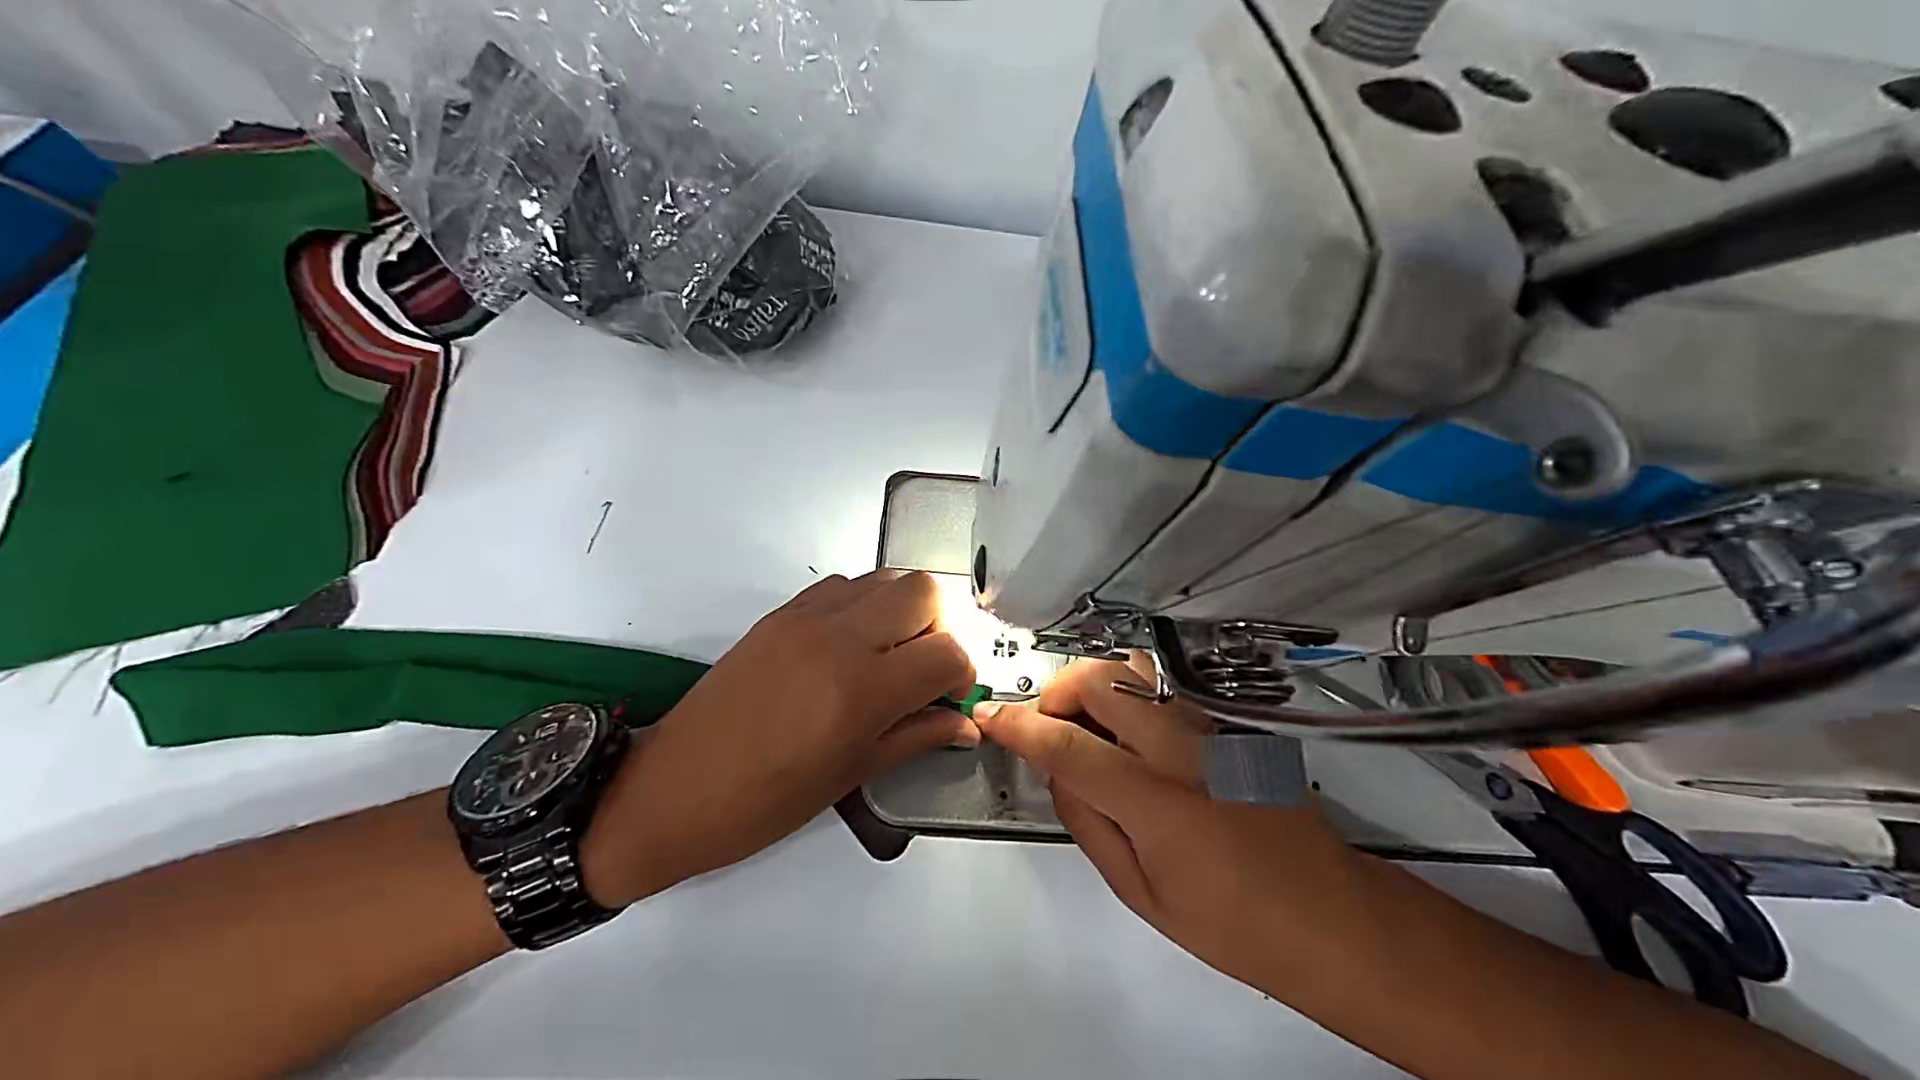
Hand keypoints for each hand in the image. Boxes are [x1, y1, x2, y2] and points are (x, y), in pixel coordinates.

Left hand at [581, 570, 977, 905]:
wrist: (672, 788)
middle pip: (925, 591)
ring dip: (903, 610)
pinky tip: (852, 645)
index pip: (948, 652)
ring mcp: (806, 618)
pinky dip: (863, 604)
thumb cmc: (762, 801)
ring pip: (886, 578)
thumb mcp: (850, 776)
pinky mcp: (780, 613)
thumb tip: (963, 724)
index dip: (963, 674)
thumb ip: (916, 737)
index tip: (953, 694)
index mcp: (860, 690)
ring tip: (892, 655)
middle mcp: (838, 639)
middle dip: (941, 626)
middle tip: (927, 668)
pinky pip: (843, 586)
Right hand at [975, 658, 1366, 994]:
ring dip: (1093, 686)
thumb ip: (1090, 823)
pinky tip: (1126, 739)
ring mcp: (1211, 732)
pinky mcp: (1227, 729)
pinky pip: (1161, 689)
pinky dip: (1126, 697)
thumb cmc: (1240, 926)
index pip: (1067, 744)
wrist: (1333, 917)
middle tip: (1045, 725)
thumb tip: (1057, 775)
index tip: (991, 715)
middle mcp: (1185, 752)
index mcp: (1158, 802)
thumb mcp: (1142, 892)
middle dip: (1057, 689)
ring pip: (1134, 670)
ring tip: (1084, 728)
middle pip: (1101, 680)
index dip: (1018, 725)